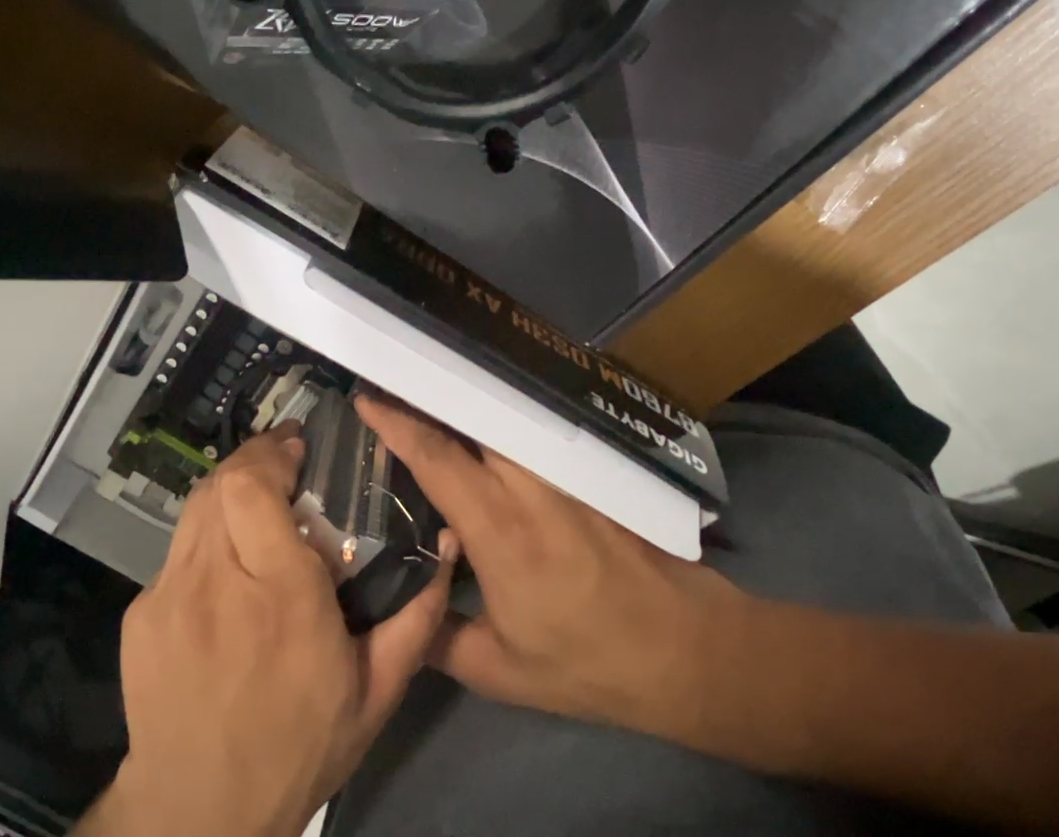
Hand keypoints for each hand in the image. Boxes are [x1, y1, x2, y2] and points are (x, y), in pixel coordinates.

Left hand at [77, 424, 457, 836]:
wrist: (200, 808)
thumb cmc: (298, 748)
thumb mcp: (374, 693)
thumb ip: (414, 617)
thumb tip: (446, 549)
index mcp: (281, 597)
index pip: (254, 488)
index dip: (272, 454)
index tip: (297, 448)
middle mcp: (217, 583)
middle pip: (219, 484)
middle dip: (252, 462)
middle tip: (283, 469)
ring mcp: (168, 596)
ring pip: (194, 510)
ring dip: (228, 495)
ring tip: (256, 510)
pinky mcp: (140, 614)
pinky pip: (176, 554)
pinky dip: (205, 544)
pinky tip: (225, 576)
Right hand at [356, 395, 748, 735]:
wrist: (692, 651)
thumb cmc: (591, 663)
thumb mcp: (501, 671)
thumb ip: (436, 639)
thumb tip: (393, 612)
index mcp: (500, 529)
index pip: (437, 457)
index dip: (397, 423)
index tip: (366, 398)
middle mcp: (531, 486)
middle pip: (472, 419)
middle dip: (429, 396)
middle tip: (391, 386)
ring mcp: (567, 475)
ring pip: (506, 421)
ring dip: (467, 407)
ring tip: (432, 401)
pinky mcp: (594, 476)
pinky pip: (536, 436)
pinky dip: (504, 425)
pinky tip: (490, 433)